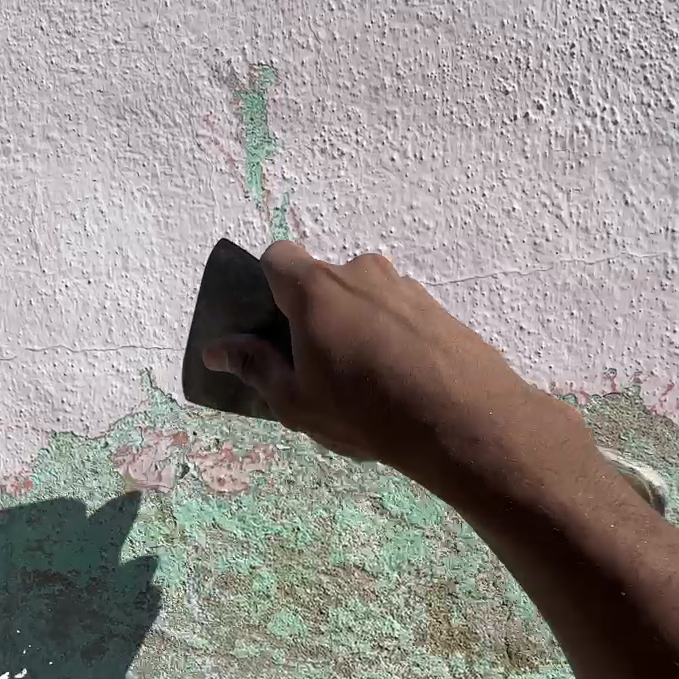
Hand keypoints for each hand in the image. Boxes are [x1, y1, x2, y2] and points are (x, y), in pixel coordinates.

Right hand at [202, 242, 605, 514]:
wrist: (463, 420)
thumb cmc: (362, 411)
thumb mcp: (294, 399)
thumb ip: (253, 366)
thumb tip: (215, 349)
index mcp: (316, 290)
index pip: (276, 257)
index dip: (265, 286)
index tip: (269, 326)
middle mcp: (359, 273)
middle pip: (319, 281)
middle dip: (307, 314)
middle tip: (311, 365)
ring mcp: (403, 286)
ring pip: (358, 298)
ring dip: (348, 325)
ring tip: (357, 380)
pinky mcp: (435, 307)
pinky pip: (392, 312)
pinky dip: (383, 335)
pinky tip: (392, 381)